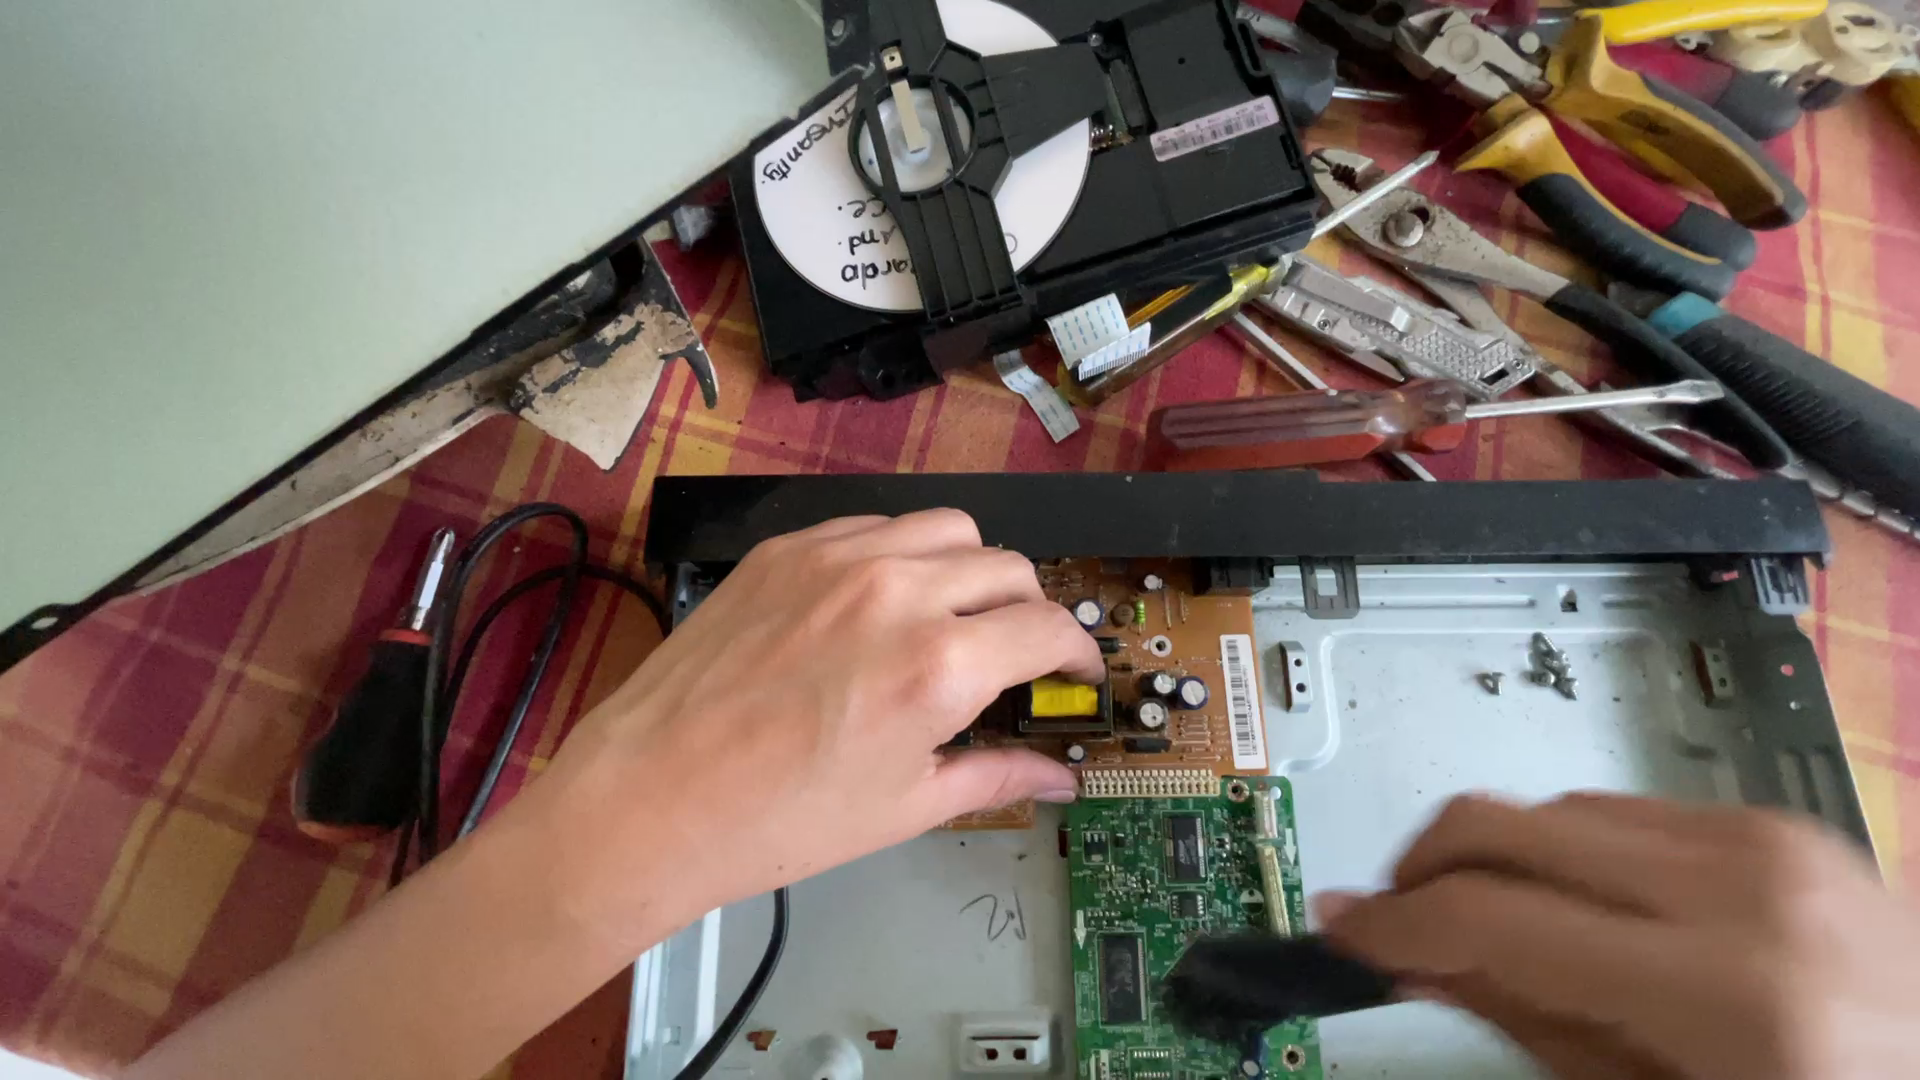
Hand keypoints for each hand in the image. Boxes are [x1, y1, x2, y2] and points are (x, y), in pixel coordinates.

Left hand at [532, 509, 1101, 943]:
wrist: (649, 797)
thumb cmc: (779, 819)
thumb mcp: (905, 805)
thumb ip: (998, 776)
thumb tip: (1058, 778)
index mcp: (939, 664)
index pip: (1049, 628)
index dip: (1078, 652)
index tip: (1074, 670)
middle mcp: (898, 591)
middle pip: (1010, 567)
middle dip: (1029, 612)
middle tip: (1011, 654)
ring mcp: (838, 558)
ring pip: (950, 528)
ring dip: (971, 568)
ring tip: (951, 614)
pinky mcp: (789, 548)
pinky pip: (876, 526)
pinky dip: (902, 554)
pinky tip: (879, 600)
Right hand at [1317, 793, 1919, 1079]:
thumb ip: (1522, 1024)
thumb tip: (1402, 956)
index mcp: (1734, 997)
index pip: (1488, 914)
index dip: (1390, 919)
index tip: (1337, 925)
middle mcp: (1744, 889)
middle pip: (1494, 825)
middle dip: (1420, 868)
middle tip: (1399, 917)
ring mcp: (1765, 842)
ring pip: (1540, 809)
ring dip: (1492, 861)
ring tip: (1501, 923)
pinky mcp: (1774, 824)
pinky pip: (1607, 810)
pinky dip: (1562, 852)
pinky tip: (1585, 909)